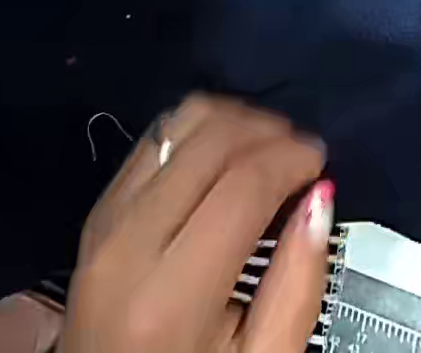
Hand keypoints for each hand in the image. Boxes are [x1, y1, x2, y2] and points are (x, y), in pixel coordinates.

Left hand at [60, 94, 333, 352]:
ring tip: (266, 151)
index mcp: (168, 300)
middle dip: (271, 132)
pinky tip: (227, 155)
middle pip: (214, 138)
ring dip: (237, 120)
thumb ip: (298, 287)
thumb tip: (320, 199)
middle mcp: (127, 245)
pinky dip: (203, 129)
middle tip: (299, 156)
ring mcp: (106, 219)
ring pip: (184, 119)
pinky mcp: (100, 205)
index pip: (244, 184)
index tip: (319, 164)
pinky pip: (160, 132)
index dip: (293, 158)